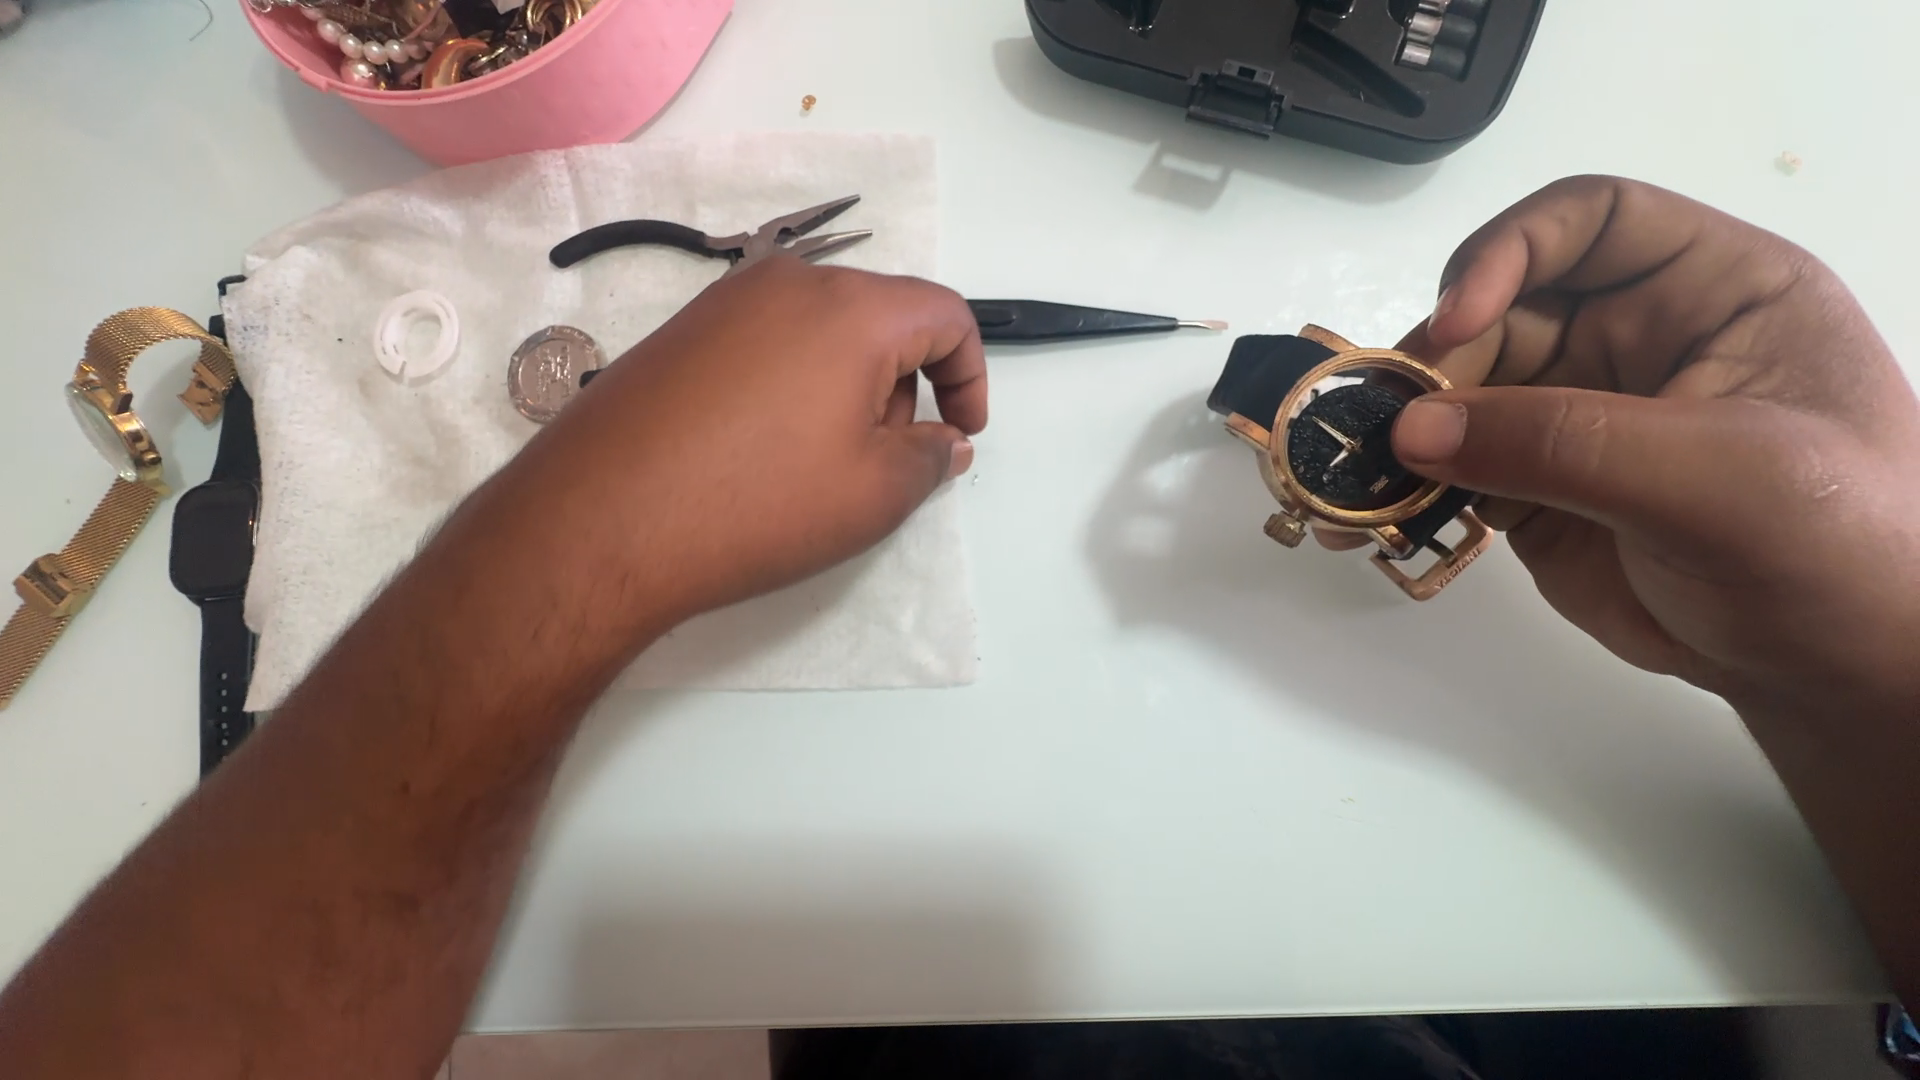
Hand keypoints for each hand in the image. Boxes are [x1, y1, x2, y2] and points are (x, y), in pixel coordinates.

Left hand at [473, 256, 985, 642]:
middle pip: (885, 321)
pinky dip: (797, 387)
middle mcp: (789, 283)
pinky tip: (765, 450)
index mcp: (852, 308)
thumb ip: (932, 457)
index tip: (963, 434)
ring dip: (851, 390)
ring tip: (818, 464)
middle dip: (906, 389)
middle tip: (883, 460)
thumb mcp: (875, 493)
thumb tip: (946, 439)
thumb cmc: (761, 504)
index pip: (946, 315)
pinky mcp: (684, 333)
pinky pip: (771, 345)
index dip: (972, 376)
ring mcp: (727, 302)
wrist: (601, 522)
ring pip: (826, 334)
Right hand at [1340, 176, 1919, 715]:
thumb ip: (1562, 443)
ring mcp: (1562, 417)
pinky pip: (1436, 469)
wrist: (1820, 667)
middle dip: (1428, 372)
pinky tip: (1357, 523)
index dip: (1507, 254)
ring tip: (1347, 488)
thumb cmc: (1833, 553)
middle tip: (1382, 434)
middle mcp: (1620, 343)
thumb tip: (1409, 430)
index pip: (1587, 223)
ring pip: (1446, 397)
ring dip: (1390, 437)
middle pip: (1489, 320)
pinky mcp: (1519, 483)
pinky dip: (1392, 492)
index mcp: (1702, 295)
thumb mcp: (1718, 478)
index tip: (1455, 324)